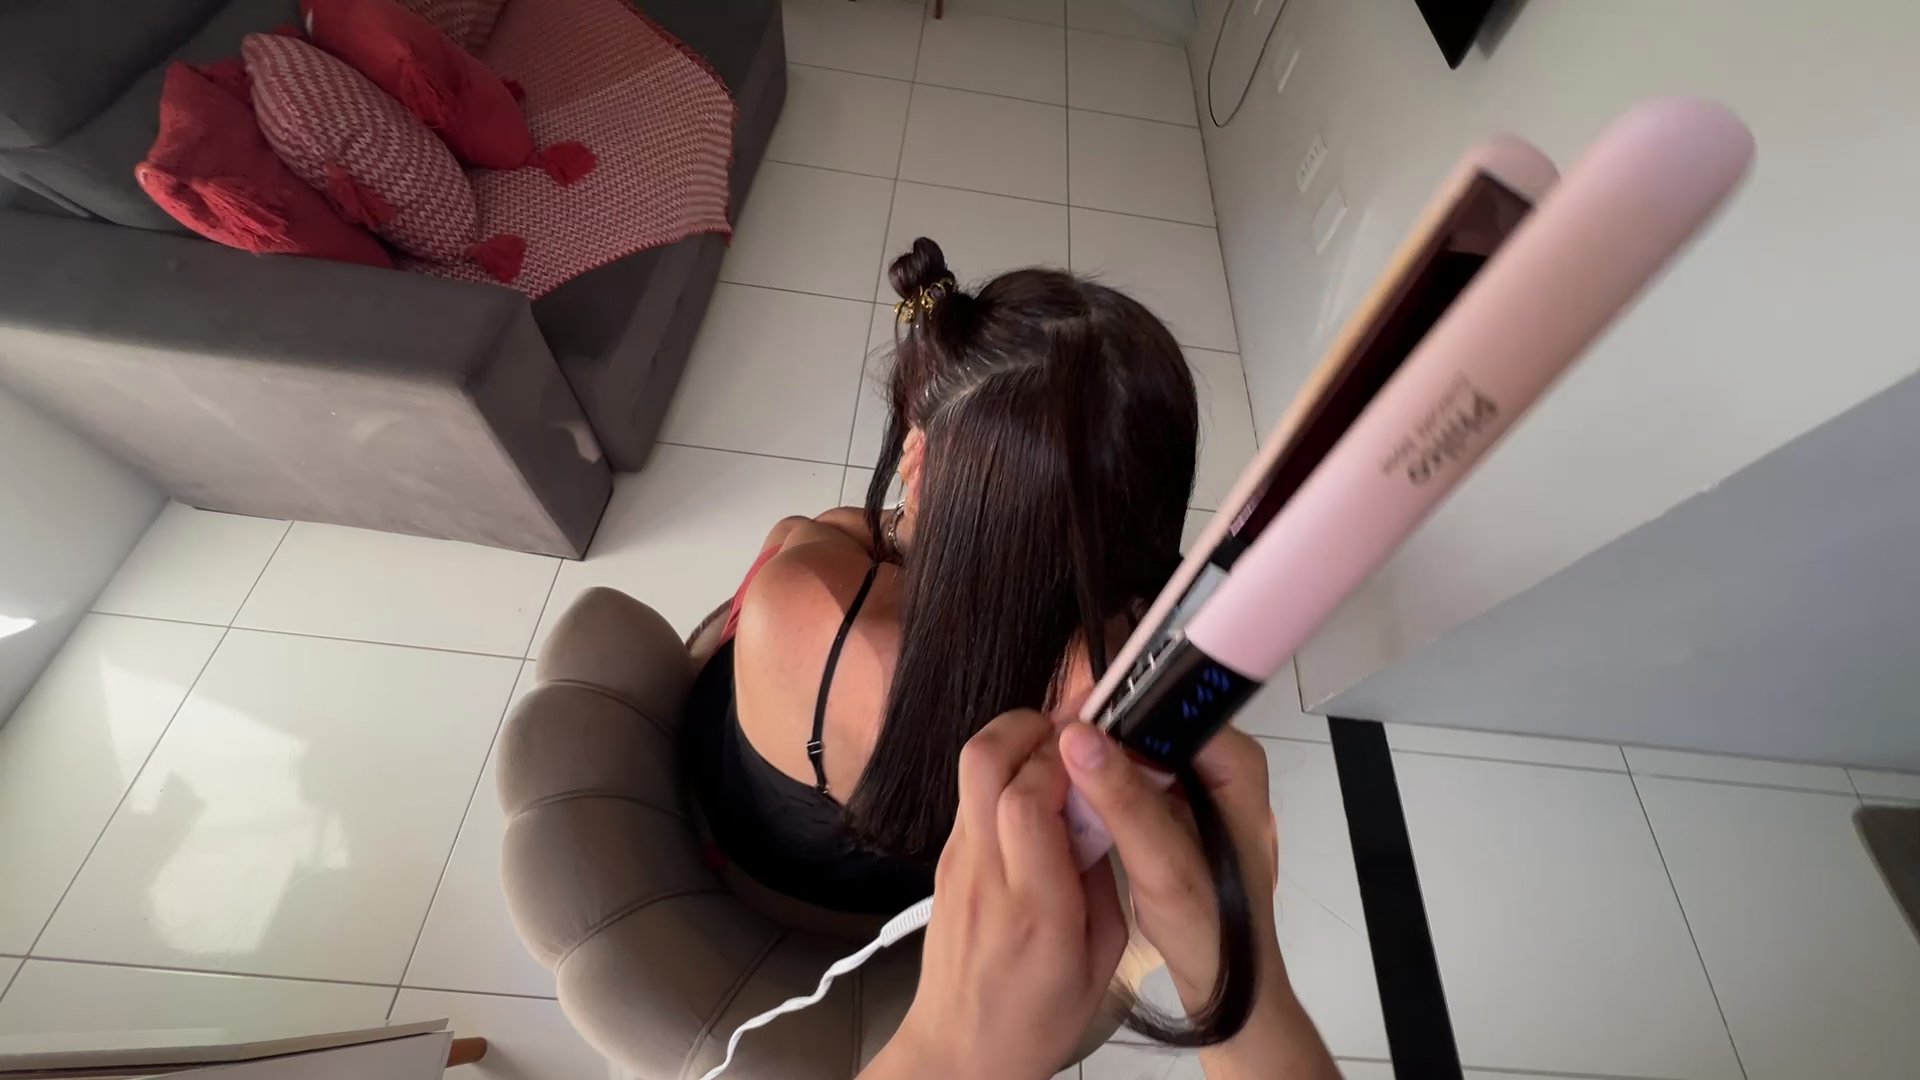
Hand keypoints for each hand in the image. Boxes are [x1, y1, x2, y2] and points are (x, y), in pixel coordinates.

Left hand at [873, 710, 1129, 1079]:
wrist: (960, 1048)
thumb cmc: (1038, 1016)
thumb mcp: (1102, 959)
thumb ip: (1105, 876)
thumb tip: (1102, 804)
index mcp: (1033, 908)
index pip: (1026, 802)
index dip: (1060, 759)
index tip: (1092, 747)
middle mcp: (984, 871)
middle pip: (983, 762)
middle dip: (1028, 725)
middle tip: (1067, 732)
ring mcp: (955, 857)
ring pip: (972, 767)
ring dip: (1014, 741)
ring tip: (1054, 752)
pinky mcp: (944, 854)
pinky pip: (971, 791)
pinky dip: (1003, 770)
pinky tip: (1033, 789)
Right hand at [1058, 723, 1279, 1009]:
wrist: (1223, 984)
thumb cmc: (1211, 931)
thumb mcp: (1163, 865)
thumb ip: (1124, 800)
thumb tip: (1077, 737)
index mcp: (1233, 762)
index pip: (1170, 704)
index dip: (1116, 706)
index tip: (1068, 719)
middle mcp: (1217, 760)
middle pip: (1148, 719)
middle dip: (1099, 730)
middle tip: (1050, 743)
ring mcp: (1195, 780)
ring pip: (1134, 744)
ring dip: (1095, 754)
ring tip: (1053, 763)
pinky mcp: (1173, 800)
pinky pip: (1130, 770)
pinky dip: (1100, 778)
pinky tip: (1071, 790)